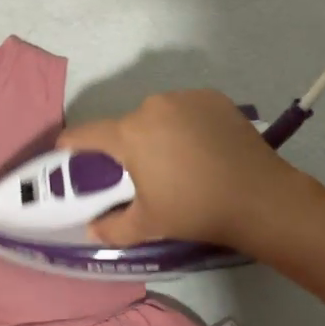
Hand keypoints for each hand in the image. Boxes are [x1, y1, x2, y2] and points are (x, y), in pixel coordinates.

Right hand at [56, 90, 303, 250]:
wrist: (259, 196)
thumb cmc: (196, 209)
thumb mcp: (149, 224)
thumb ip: (113, 226)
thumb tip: (92, 228)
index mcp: (130, 134)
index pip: (88, 133)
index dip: (72, 143)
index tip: (65, 151)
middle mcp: (152, 106)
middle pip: (128, 125)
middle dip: (129, 146)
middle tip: (143, 173)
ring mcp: (185, 97)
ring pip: (159, 114)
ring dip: (160, 133)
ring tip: (180, 161)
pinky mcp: (213, 97)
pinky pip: (187, 109)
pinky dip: (187, 124)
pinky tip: (203, 147)